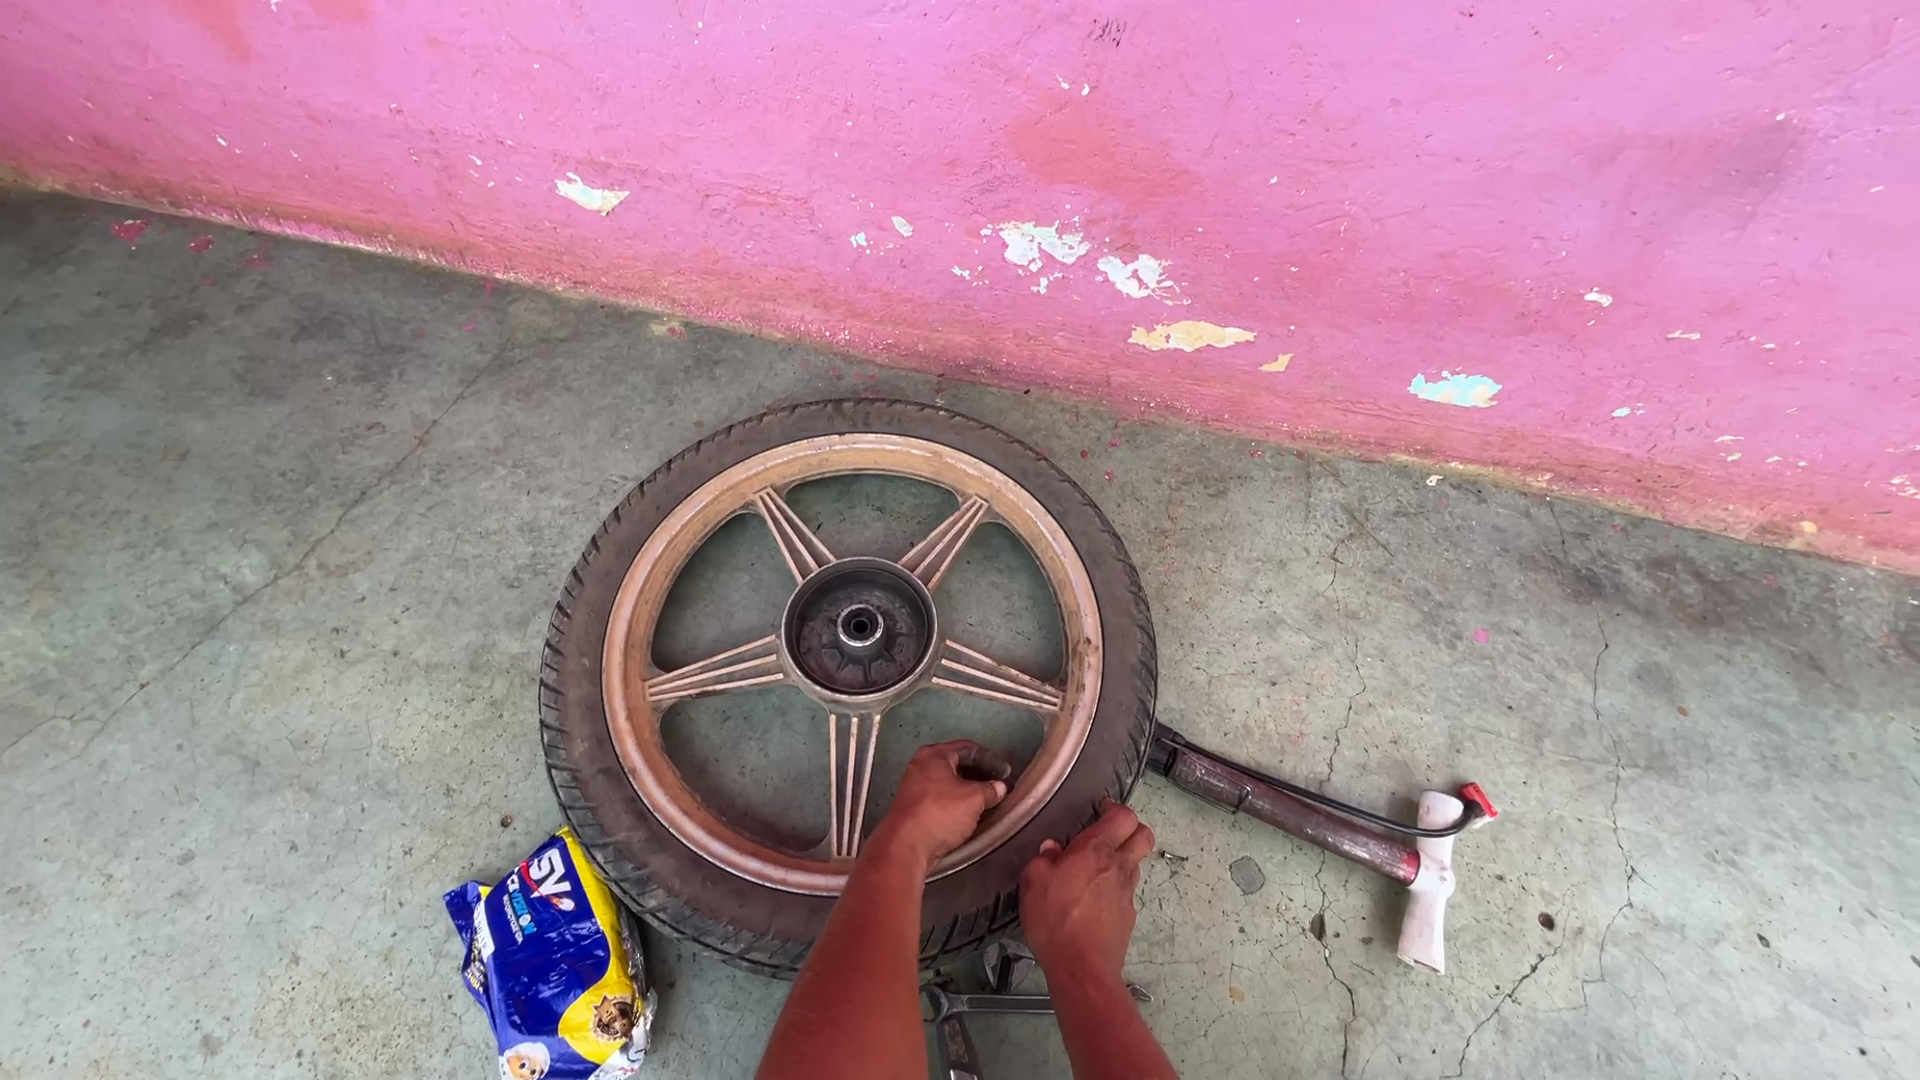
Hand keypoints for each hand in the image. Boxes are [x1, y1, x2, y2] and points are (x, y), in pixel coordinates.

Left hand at [871, 740, 1010, 870]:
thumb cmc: (941, 813)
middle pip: (956, 764)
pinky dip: (956, 801)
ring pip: (948, 782)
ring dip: (968, 789)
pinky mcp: (913, 807)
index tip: (1005, 772)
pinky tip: (968, 813)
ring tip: (986, 800)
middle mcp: (921, 765)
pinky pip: (940, 797)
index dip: (990, 759)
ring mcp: (914, 786)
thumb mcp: (973, 798)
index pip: (968, 748)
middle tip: (997, 785)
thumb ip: (990, 790)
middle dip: (979, 774)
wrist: (906, 846)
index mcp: (934, 755)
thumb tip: (999, 787)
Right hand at [1019, 799, 1153, 986]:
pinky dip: (1113, 887)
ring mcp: (1126, 893)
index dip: (1115, 807)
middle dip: (1133, 828)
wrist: (1082, 969)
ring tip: (1096, 867)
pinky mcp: (1128, 916)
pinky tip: (1092, 899)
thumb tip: (1052, 850)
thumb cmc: (1055, 920)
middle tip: (1112, 831)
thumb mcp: (1033, 880)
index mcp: (1096, 850)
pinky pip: (1125, 891)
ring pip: (1135, 864)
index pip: (1123, 816)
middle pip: (1143, 836)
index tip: (1102, 808)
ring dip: (1122, 858)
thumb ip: (1043, 859)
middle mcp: (1118, 867)